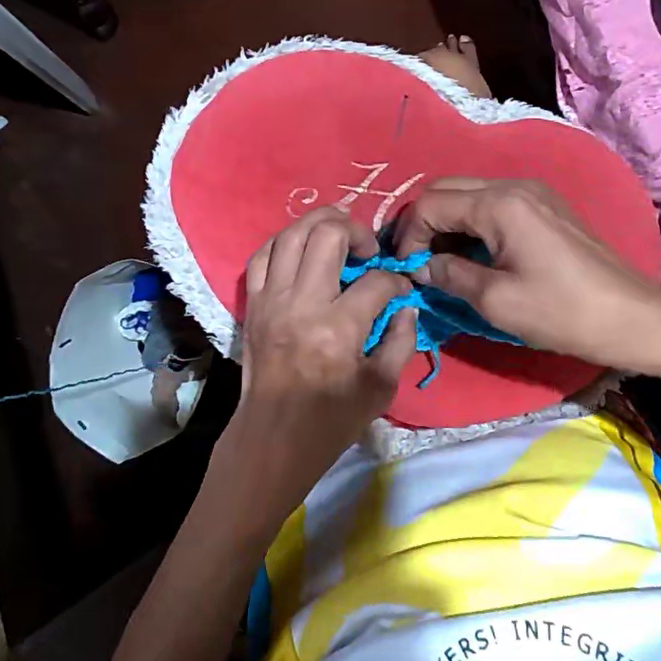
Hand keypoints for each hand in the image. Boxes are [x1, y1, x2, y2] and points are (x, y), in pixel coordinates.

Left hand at [219, 207, 417, 502]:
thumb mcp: (382, 387)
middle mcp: (302, 304)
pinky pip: (263, 255)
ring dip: (320, 224)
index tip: (401, 290)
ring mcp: (272, 301)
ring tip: (339, 235)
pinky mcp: (254, 304)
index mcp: (338, 329)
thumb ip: (401, 341)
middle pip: (327, 235)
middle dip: (357, 230)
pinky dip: (285, 242)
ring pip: (291, 233)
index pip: (375, 281)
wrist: (274, 436)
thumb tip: (407, 307)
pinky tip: (303, 249)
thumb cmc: (332, 418)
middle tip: (368, 250)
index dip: (396, 280)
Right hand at [392, 178, 660, 374]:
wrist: (632, 317)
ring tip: (442, 263)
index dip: (409, 234)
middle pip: (447, 189)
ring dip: (448, 224)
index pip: (430, 202)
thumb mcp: (496, 301)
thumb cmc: (562, 312)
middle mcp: (514, 185)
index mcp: (499, 203)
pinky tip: (474, 256)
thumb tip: (422, 267)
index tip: (405, 269)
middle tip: (417, 263)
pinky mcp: (547, 208)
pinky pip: (495, 205)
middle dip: (424, 223)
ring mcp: (535, 193)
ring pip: (471, 194)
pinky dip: (473, 224)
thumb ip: (450, 275)